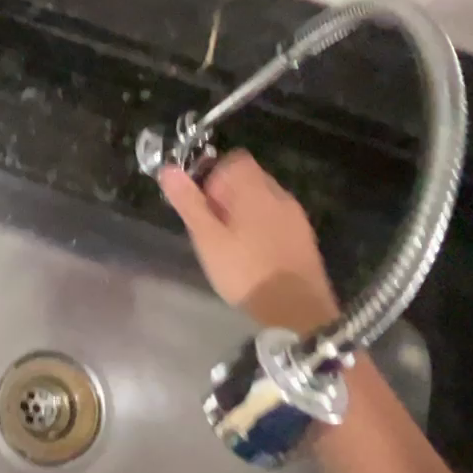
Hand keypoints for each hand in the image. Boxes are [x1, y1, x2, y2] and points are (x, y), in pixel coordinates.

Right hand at [157, 151, 340, 334]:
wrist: (297, 312)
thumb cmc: (245, 272)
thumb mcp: (208, 238)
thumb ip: (188, 202)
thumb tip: (168, 169)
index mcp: (255, 190)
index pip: (235, 160)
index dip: (213, 175)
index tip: (203, 204)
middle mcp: (280, 196)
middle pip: (249, 178)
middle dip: (226, 195)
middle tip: (211, 227)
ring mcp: (296, 217)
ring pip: (263, 200)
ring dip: (244, 212)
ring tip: (230, 243)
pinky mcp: (304, 238)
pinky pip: (276, 219)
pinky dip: (261, 227)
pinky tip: (252, 255)